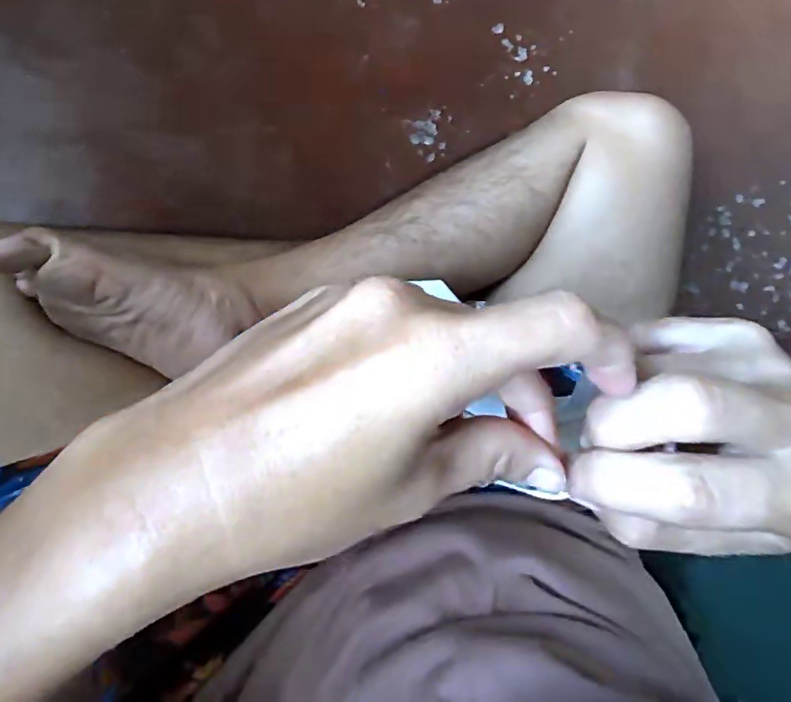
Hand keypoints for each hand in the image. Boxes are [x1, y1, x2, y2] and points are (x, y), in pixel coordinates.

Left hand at [43, 278, 637, 596]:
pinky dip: (419, 357)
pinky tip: (395, 406)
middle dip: (526, 385)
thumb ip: (486, 455)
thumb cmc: (292, 498)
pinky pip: (392, 319)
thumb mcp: (406, 490)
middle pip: (496, 329)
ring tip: (455, 433)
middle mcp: (397, 298)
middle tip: (528, 447)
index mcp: (432, 344)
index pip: (557, 319)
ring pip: (444, 324)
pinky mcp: (317, 300)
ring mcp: (350, 292)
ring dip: (469, 372)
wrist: (173, 472)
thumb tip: (540, 454)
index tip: (616, 386)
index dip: (608, 347)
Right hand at [567, 317, 790, 555]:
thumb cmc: (782, 517)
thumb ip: (654, 524)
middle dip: (611, 421)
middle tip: (591, 440)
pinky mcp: (742, 330)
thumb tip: (580, 483)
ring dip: (609, 391)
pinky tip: (635, 386)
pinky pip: (654, 334)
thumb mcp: (730, 544)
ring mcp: (771, 363)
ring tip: (616, 417)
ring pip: (657, 363)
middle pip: (683, 400)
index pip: (694, 488)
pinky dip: (624, 362)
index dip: (616, 481)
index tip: (575, 478)